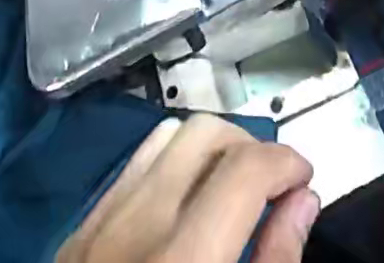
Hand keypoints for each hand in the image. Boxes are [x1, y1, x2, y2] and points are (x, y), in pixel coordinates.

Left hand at [56, 115, 319, 262]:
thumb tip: (303, 199)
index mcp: (182, 260)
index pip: (243, 169)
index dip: (285, 162)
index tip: (305, 178)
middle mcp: (136, 224)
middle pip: (202, 134)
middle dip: (249, 146)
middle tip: (272, 184)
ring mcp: (99, 222)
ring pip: (165, 137)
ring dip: (209, 148)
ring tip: (233, 186)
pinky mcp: (78, 232)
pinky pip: (133, 165)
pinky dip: (171, 163)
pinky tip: (186, 200)